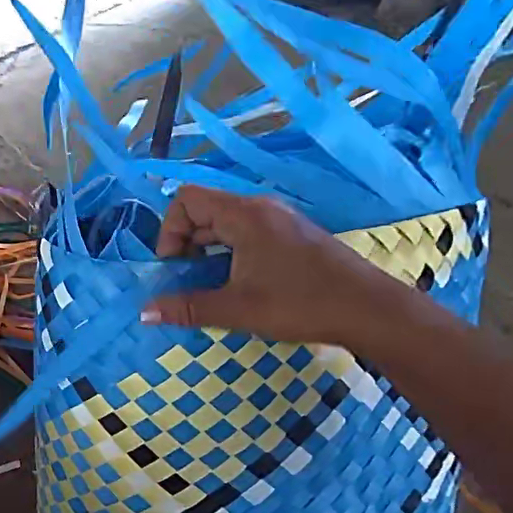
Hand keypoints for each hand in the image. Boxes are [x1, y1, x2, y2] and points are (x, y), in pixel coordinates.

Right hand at [140, 186, 407, 346]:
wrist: (368, 309)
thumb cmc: (299, 303)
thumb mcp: (237, 308)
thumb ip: (188, 307)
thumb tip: (144, 313)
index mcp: (243, 215)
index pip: (185, 200)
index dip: (169, 231)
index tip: (173, 268)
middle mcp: (259, 208)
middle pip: (204, 211)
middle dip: (184, 244)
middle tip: (185, 281)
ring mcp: (278, 220)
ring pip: (225, 224)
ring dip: (206, 251)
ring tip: (208, 286)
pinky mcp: (292, 236)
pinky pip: (246, 234)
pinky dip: (229, 253)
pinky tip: (238, 284)